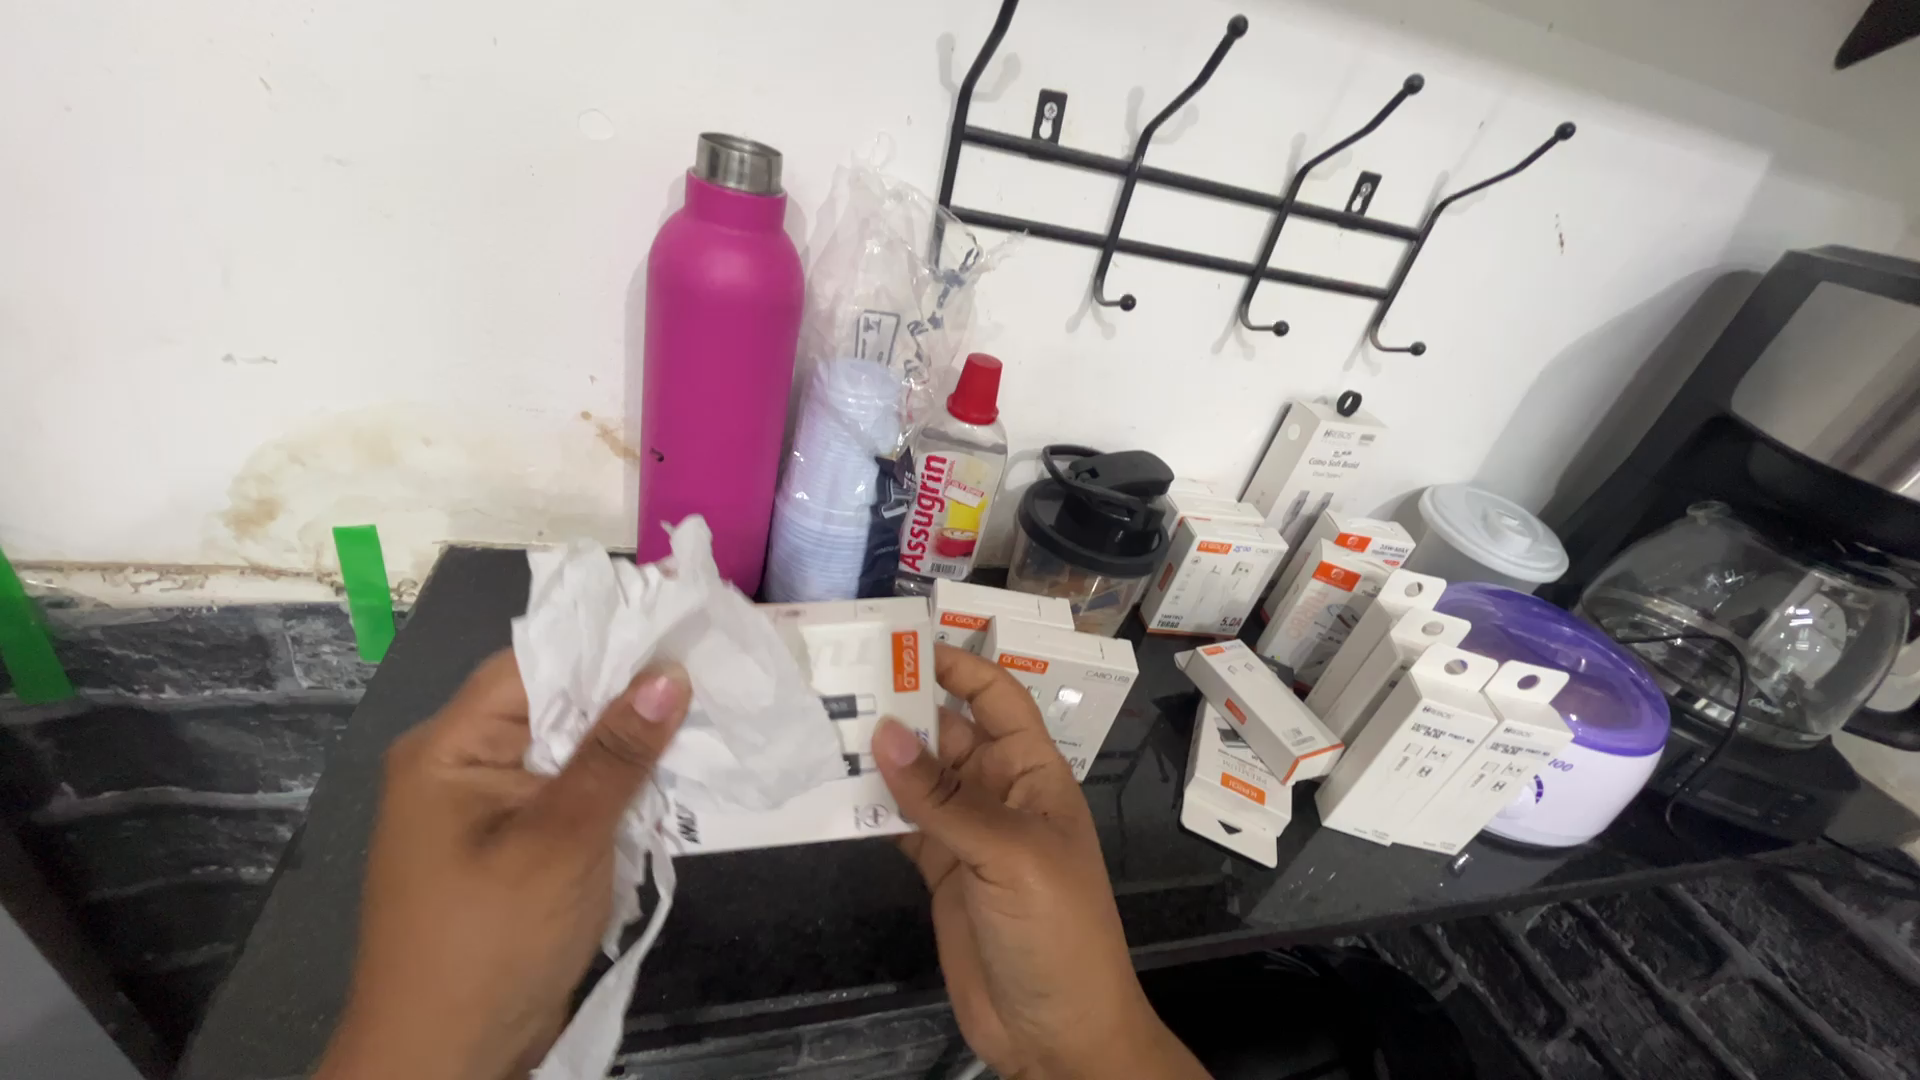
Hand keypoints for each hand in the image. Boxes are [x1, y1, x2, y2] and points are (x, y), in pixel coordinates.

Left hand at [314, 650, 690, 1079]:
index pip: (534, 663)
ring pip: (572, 741)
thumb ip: (616, 753)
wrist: (448, 1064)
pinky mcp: (519, 834)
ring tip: (703, 712)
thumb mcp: (562, 838)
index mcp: (450, 747)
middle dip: (628, 690)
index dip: (606, 643)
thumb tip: (670, 673)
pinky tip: (670, 768)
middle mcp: (464, 761)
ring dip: (630, 736)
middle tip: (706, 671)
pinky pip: (574, 783)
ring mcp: (491, 801)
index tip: (678, 631)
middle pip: (556, 699)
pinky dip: (620, 776)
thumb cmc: (491, 943)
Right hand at [872, 645, 1207, 1079]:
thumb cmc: (1055, 928)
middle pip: (946, 732)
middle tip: (836, 684)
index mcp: (1031, 770)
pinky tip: (830, 791)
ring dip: (877, 755)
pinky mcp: (938, 867)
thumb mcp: (1009, 855)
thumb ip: (944, 798)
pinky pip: (900, 821)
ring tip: (820, 728)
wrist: (1056, 1032)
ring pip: (917, 775)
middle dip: (901, 708)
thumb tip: (883, 732)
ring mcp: (966, 829)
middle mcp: (996, 789)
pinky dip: (869, 806)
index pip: (996, 698)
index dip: (958, 667)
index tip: (903, 646)